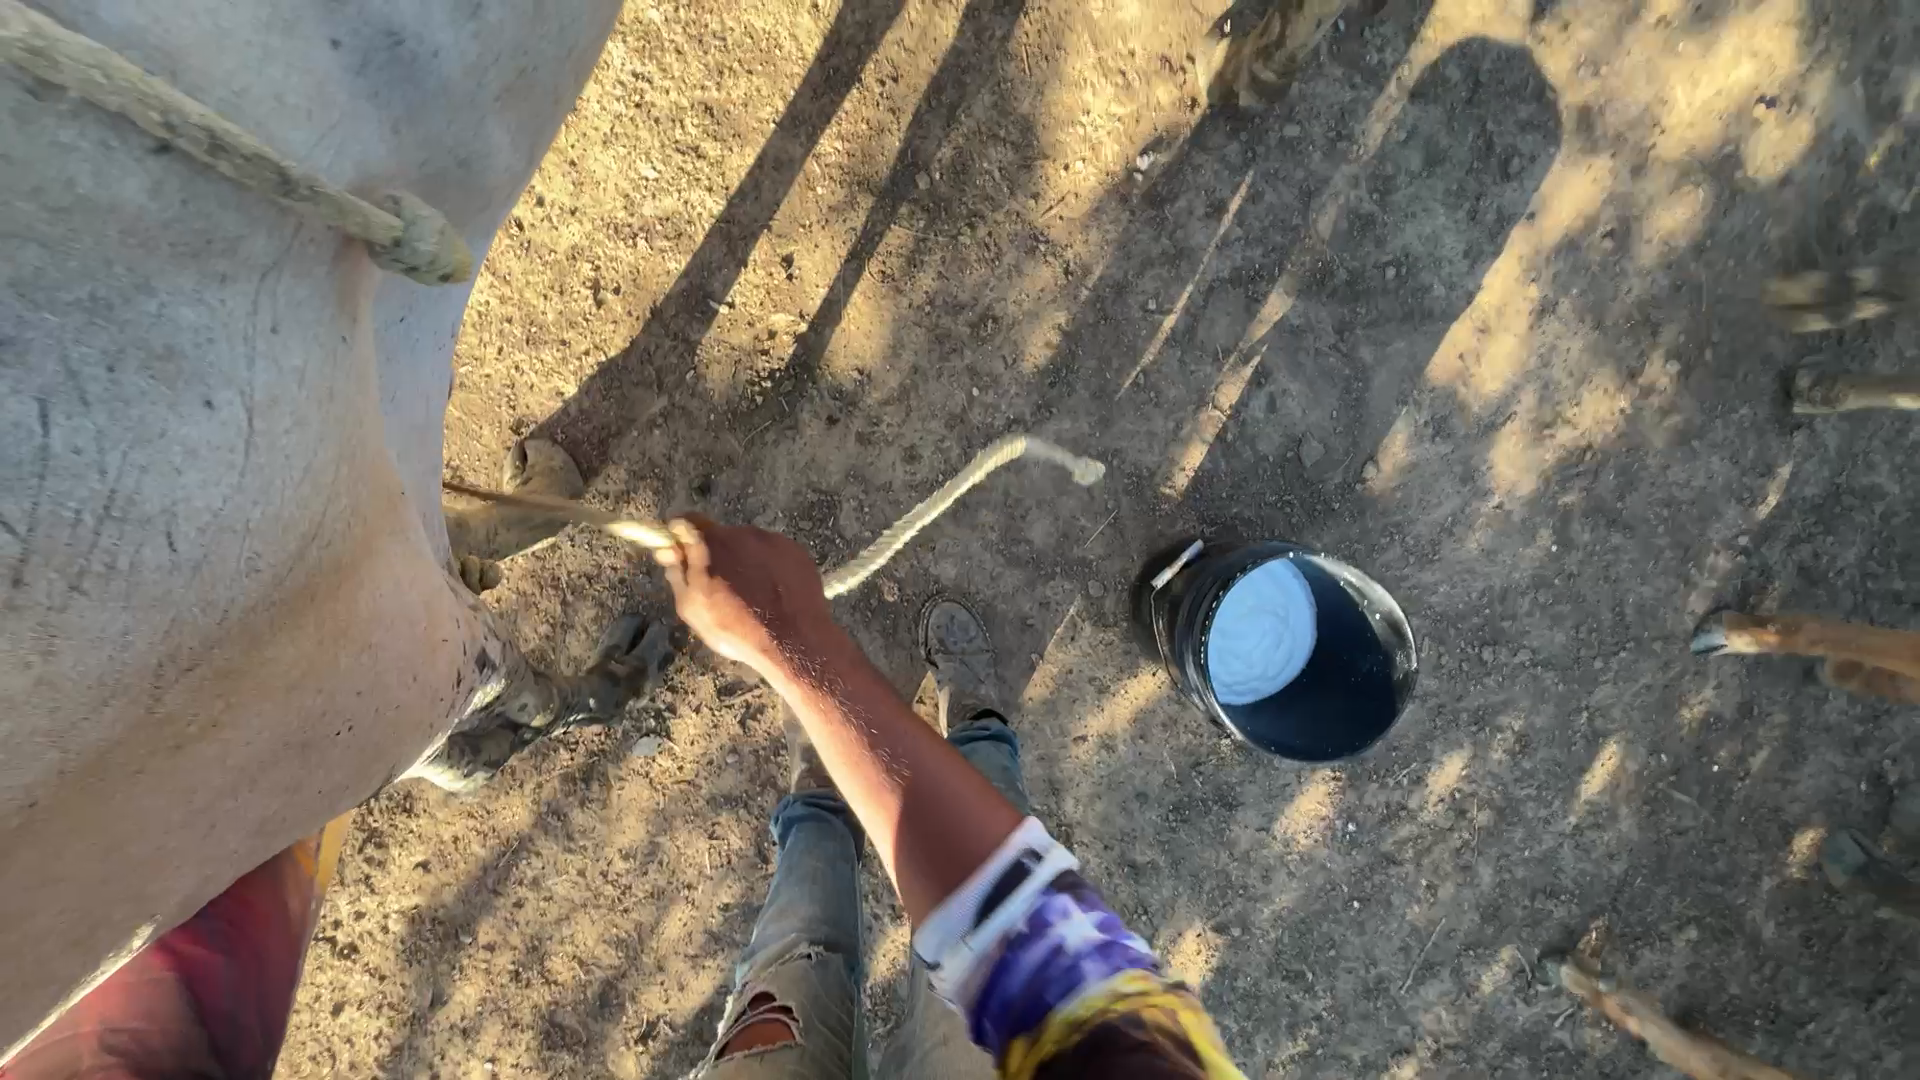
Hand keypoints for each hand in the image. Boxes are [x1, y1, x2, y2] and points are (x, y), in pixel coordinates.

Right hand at [652, 515, 840, 674]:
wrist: (793, 640)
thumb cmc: (735, 629)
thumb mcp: (692, 607)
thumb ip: (678, 572)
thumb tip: (669, 549)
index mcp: (711, 543)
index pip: (687, 522)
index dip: (682, 537)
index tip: (684, 555)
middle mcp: (742, 533)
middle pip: (721, 535)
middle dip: (717, 554)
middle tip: (723, 585)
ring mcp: (773, 540)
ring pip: (750, 544)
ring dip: (746, 560)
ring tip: (754, 594)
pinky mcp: (796, 550)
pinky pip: (775, 553)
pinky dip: (771, 566)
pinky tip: (775, 592)